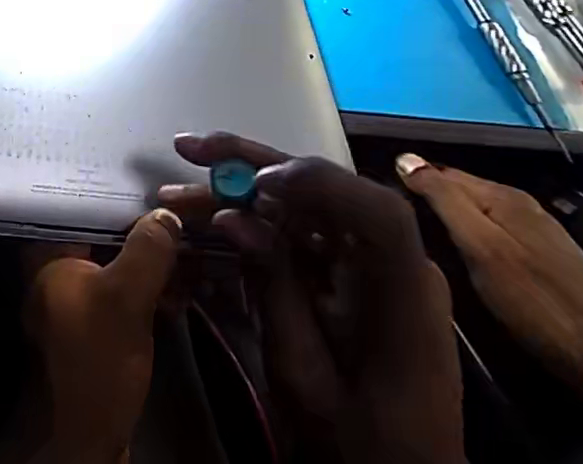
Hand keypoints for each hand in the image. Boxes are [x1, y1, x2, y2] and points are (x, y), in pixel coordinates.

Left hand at [22, 208, 182, 462]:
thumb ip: (145, 252)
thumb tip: (167, 214)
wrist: (86, 438)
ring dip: (152, 261)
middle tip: (181, 221)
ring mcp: (74, 297)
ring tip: (191, 255)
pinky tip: (181, 289)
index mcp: (47, 252)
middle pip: (101, 233)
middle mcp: (54, 268)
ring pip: (116, 264)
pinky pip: (123, 291)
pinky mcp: (95, 324)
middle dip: (143, 231)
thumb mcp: (124, 299)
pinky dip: (149, 288)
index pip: (80, 205)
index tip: (151, 187)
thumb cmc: (95, 360)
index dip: (117, 196)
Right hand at [161, 133, 462, 463]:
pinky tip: (209, 213)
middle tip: (191, 148)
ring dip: (238, 190)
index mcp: (404, 293)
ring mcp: (367, 262)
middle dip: (253, 163)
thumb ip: (274, 289)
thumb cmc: (359, 439)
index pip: (376, 213)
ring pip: (300, 203)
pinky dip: (249, 217)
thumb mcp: (305, 373)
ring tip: (179, 188)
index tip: (256, 183)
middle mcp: (391, 262)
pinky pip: (294, 229)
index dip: (316, 184)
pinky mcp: (344, 269)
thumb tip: (233, 219)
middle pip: (326, 189)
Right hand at [395, 153, 582, 457]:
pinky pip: (484, 237)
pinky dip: (461, 243)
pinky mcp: (538, 261)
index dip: (403, 183)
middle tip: (386, 227)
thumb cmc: (536, 302)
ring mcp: (531, 234)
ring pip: (467, 217)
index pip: (436, 171)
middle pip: (453, 193)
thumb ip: (442, 198)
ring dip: (439, 225)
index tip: (374, 204)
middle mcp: (518, 206)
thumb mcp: (481, 247)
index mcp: (503, 196)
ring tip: (410, 243)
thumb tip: (403, 158)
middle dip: (420, 204)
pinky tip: (448, 261)